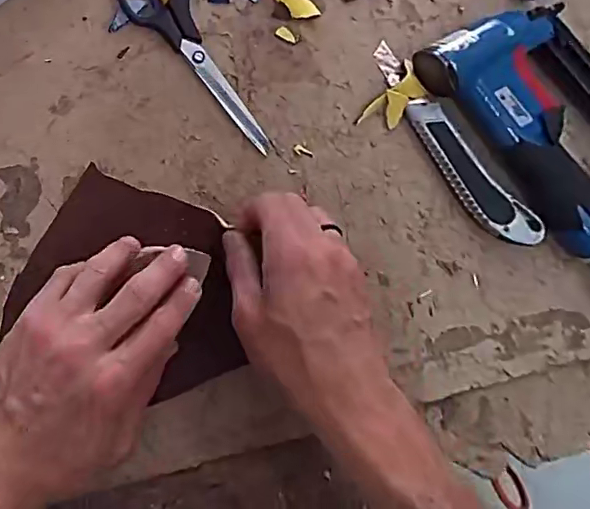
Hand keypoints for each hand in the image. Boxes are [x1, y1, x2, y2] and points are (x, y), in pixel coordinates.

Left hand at [0, 236, 200, 508]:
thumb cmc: (62, 457)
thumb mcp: (119, 439)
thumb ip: (147, 386)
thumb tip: (170, 341)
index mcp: (112, 381)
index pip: (160, 324)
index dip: (182, 299)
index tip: (192, 284)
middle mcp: (85, 348)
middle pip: (136, 292)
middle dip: (164, 268)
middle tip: (178, 253)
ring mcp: (55, 328)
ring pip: (97, 273)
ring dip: (122, 253)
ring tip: (136, 244)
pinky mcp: (30, 318)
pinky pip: (62, 277)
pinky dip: (85, 265)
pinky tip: (97, 262)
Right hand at [223, 195, 476, 508]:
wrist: (349, 388)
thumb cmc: (293, 359)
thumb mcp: (249, 317)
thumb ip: (239, 267)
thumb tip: (232, 238)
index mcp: (292, 249)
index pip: (271, 201)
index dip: (249, 210)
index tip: (238, 232)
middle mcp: (322, 242)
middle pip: (293, 202)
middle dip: (268, 212)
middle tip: (252, 241)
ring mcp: (344, 253)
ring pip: (314, 215)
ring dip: (291, 223)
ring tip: (276, 255)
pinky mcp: (356, 269)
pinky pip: (330, 236)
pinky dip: (311, 239)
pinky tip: (301, 272)